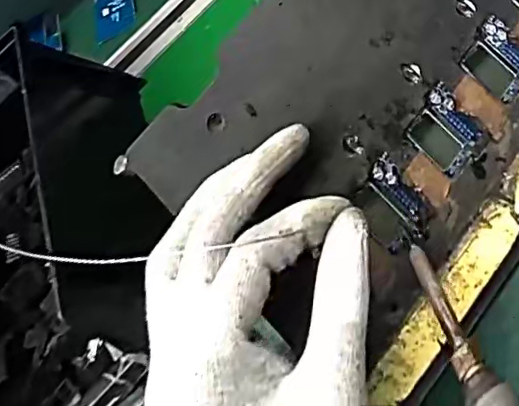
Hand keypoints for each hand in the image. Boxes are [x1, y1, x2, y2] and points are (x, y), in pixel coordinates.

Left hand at [146, 124, 369, 405]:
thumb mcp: (331, 387)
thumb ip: (341, 299)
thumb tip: (352, 227)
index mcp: (207, 347)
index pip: (258, 248)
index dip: (308, 219)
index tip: (348, 214)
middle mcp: (173, 342)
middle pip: (199, 229)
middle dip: (248, 173)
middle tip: (289, 138)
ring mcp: (165, 351)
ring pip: (173, 249)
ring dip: (215, 196)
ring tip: (255, 162)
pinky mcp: (174, 360)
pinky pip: (175, 275)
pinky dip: (203, 233)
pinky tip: (227, 221)